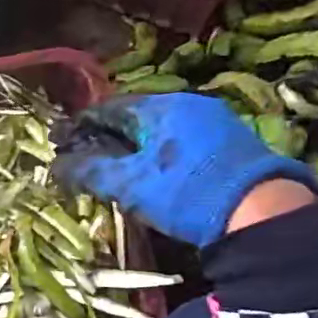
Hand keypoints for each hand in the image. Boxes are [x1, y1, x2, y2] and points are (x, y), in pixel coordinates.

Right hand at [52, 93, 317, 248]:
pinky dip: (160, 153)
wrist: (263, 214)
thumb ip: (89, 171)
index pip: (109, 107)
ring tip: (116, 168)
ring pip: (160, 130)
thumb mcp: (130, 185)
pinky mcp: (231, 142)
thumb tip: (55, 166)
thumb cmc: (186, 193)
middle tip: (86, 157)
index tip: (63, 141)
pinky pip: (182, 141)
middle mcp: (189, 104)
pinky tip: (153, 174)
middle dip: (108, 136)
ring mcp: (214, 121)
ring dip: (135, 147)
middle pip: (136, 117)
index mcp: (162, 106)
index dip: (82, 125)